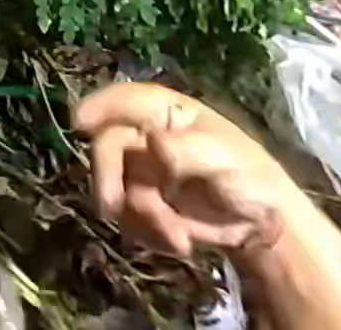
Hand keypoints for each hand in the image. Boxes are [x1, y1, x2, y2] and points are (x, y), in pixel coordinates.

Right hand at [75, 82, 306, 259]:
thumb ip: (187, 150)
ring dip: (140, 217)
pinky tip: (178, 241)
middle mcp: (147, 135)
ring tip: (178, 237)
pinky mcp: (144, 203)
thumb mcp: (226, 159)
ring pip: (116, 186)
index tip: (78, 122)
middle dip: (109, 177)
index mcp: (167, 112)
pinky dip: (148, 233)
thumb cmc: (249, 177)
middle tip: (112, 207)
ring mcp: (143, 169)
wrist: (263, 228)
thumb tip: (152, 142)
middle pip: (109, 144)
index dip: (101, 105)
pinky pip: (128, 217)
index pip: (127, 99)